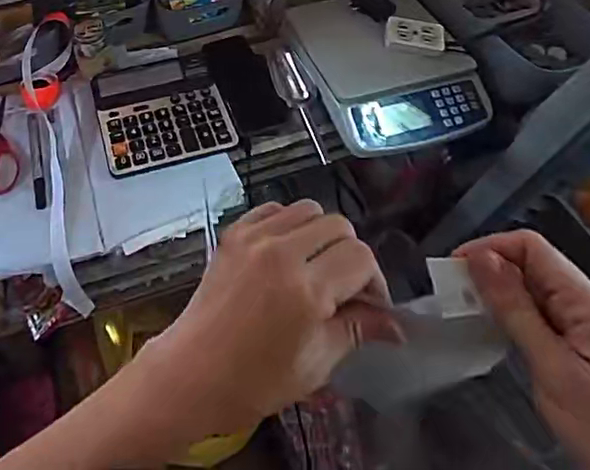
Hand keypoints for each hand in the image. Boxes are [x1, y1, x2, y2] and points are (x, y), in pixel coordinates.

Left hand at [134, 200, 402, 438]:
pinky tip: (286, 252)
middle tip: (345, 286)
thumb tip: (395, 325)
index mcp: (306, 288)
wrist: (193, 371)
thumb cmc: (256, 380)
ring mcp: (254, 236)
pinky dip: (288, 223)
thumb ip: (357, 330)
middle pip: (339, 225)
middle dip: (351, 254)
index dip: (375, 281)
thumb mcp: (316, 363)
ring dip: (321, 234)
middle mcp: (281, 251)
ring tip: (316, 267)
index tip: (370, 305)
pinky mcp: (234, 231)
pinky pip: (274, 209)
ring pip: (308, 209)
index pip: (361, 257)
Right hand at [456, 229, 589, 469]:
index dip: (491, 248)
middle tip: (457, 292)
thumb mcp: (554, 371)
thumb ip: (516, 311)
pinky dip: (517, 314)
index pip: (535, 248)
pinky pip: (545, 313)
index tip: (457, 268)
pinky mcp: (588, 346)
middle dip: (493, 271)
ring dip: (502, 294)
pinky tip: (499, 329)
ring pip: (537, 289)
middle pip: (535, 265)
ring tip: (472, 310)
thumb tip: (481, 258)